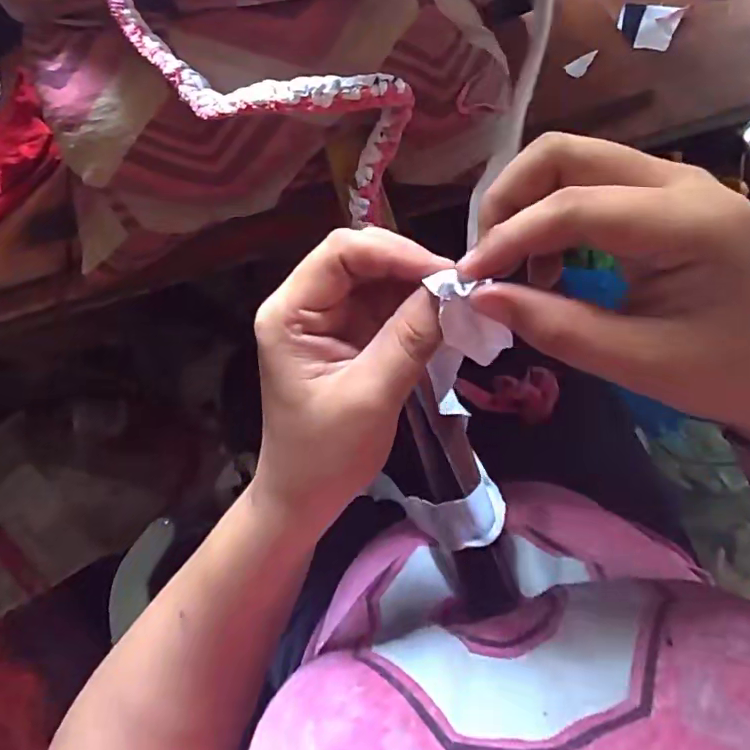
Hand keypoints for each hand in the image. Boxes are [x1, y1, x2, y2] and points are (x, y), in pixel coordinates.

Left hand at [252, 228, 450, 523]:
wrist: (305, 498)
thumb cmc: (324, 456)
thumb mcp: (370, 397)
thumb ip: (409, 339)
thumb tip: (451, 290)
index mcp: (289, 312)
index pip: (340, 252)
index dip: (394, 252)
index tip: (444, 273)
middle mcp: (304, 303)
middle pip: (361, 258)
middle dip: (410, 266)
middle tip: (460, 286)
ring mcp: (328, 316)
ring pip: (378, 277)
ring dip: (418, 285)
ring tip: (460, 301)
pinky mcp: (350, 331)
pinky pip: (387, 303)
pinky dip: (417, 306)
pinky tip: (446, 316)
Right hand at [458, 133, 749, 462]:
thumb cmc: (724, 375)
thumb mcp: (634, 362)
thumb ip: (552, 325)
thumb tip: (477, 296)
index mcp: (692, 222)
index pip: (575, 206)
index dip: (510, 236)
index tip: (469, 276)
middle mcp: (682, 181)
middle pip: (563, 153)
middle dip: (509, 198)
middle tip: (487, 256)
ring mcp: (672, 179)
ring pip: (569, 158)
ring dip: (525, 202)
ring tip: (512, 263)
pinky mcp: (660, 192)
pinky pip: (585, 179)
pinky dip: (548, 212)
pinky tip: (546, 262)